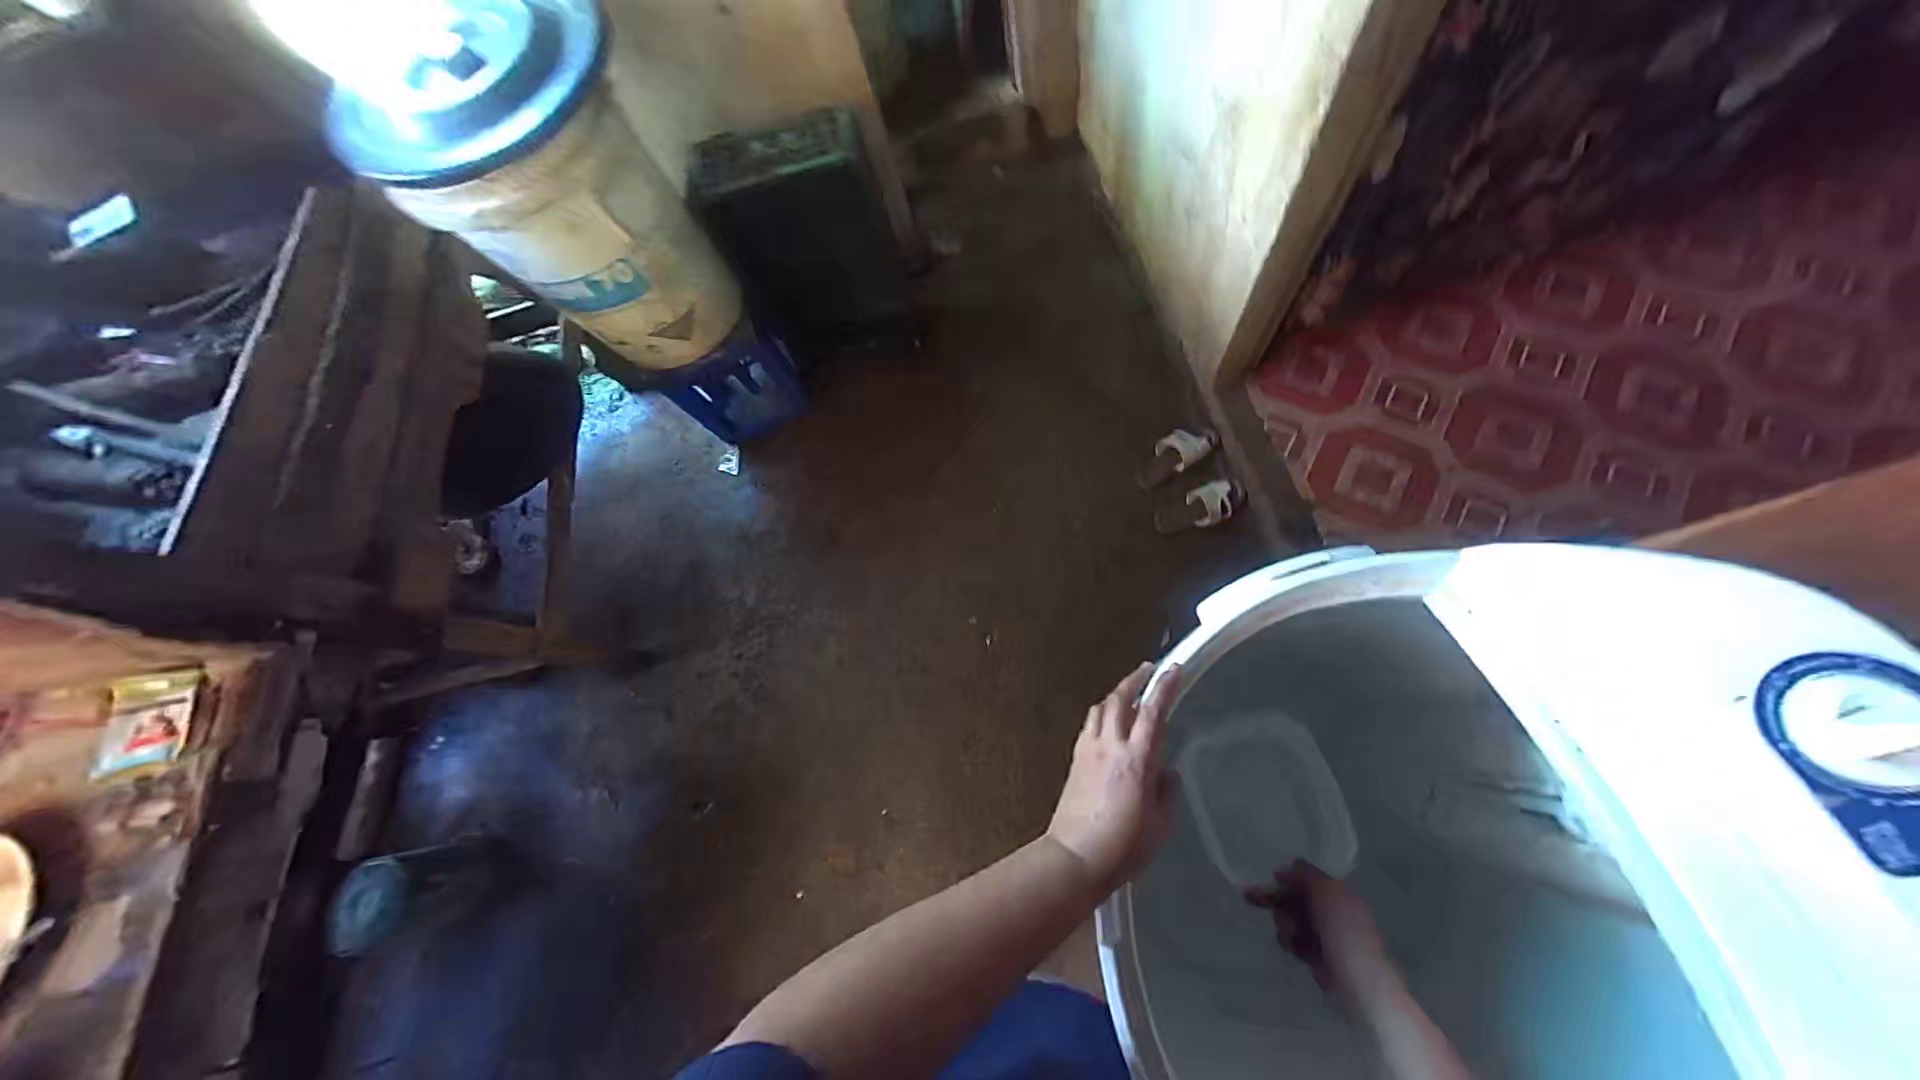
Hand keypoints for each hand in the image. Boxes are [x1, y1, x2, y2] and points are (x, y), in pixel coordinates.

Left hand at [1046, 662, 1182, 893]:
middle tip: (1149, 671)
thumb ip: (1168, 793)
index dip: (1165, 687)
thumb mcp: (1161, 825)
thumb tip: (1167, 773)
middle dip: (1135, 679)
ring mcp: (1088, 750)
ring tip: (1129, 693)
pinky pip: (1089, 725)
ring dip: (1116, 694)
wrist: (1075, 857)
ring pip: (1101, 708)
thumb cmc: (1122, 846)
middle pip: (1120, 699)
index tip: (1174, 670)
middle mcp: (1109, 746)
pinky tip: (1107, 721)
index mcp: (1136, 760)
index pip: (1153, 712)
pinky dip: (1102, 714)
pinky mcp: (1075, 760)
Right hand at [1246, 860, 1394, 1007]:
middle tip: (1251, 899)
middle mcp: (1331, 913)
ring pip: (1291, 920)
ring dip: (1284, 925)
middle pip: (1295, 899)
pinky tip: (1293, 948)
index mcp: (1338, 895)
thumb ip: (1309, 875)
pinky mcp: (1316, 956)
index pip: (1308, 879)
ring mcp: (1324, 936)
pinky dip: (1290, 943)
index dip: (1289, 876)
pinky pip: (1294, 941)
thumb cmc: (1345, 932)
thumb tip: (1294, 863)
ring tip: (1288, 934)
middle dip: (1275, 900)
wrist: (1359, 982)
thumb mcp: (1329, 893)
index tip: (1272, 877)